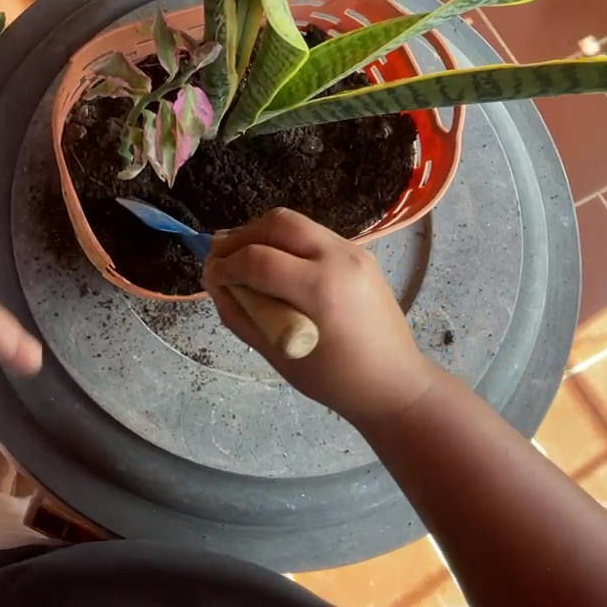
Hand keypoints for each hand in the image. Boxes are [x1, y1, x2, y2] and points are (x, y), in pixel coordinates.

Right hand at [203, 208, 437, 423]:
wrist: (395, 384)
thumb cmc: (336, 381)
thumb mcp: (278, 356)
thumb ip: (241, 316)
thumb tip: (214, 285)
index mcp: (321, 289)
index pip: (257, 259)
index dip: (225, 265)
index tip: (210, 276)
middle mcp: (339, 258)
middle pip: (277, 223)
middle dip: (241, 236)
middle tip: (222, 257)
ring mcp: (354, 251)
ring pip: (294, 222)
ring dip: (261, 234)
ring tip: (242, 258)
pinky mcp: (359, 253)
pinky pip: (311, 234)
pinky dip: (284, 242)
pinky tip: (272, 264)